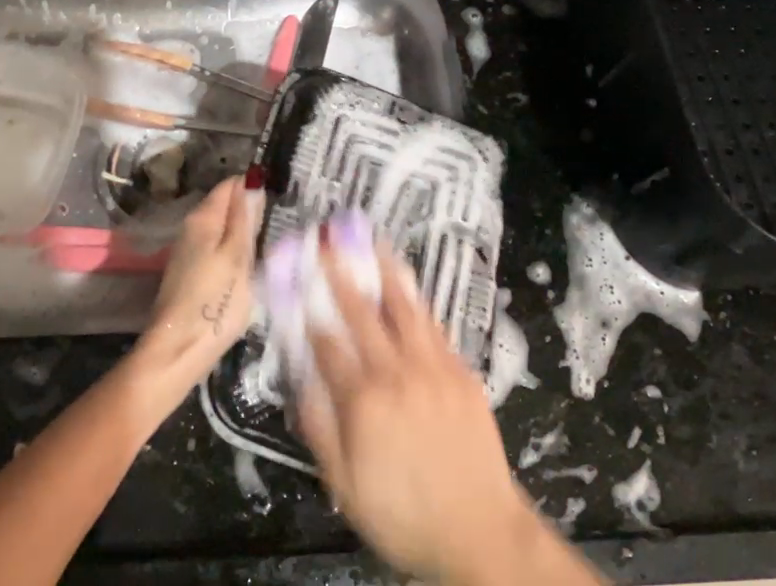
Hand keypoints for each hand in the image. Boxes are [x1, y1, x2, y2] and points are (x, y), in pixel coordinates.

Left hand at [132, 175, 261, 395]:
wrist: (180, 348)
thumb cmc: (216, 301)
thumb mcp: (239, 257)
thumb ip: (245, 220)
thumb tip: (252, 182)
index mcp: (203, 219)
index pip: (229, 186)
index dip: (253, 186)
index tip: (280, 194)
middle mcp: (191, 228)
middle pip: (223, 206)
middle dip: (249, 207)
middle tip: (283, 218)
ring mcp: (188, 251)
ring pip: (220, 229)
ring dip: (242, 230)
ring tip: (272, 240)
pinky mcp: (190, 272)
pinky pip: (216, 248)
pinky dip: (233, 249)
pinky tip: (249, 262)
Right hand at [298, 250, 579, 585]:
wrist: (480, 532)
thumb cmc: (403, 514)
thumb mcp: (344, 483)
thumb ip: (319, 426)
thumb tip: (299, 379)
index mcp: (363, 400)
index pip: (327, 343)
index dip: (308, 310)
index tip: (295, 281)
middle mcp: (397, 374)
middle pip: (362, 314)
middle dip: (341, 276)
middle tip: (327, 244)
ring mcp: (435, 370)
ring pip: (406, 310)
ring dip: (387, 273)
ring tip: (374, 243)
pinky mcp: (463, 375)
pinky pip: (436, 330)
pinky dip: (419, 305)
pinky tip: (410, 289)